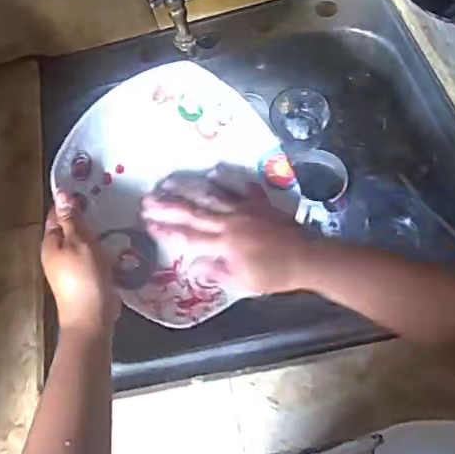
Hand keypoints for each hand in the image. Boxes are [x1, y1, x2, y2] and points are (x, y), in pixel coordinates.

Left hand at [43, 190, 117, 334]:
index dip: (70, 201)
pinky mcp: (86, 277)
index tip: (89, 187)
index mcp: (50, 243)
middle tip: (105, 200)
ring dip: (95, 232)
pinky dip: (101, 247)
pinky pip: (93, 255)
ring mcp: (71, 267)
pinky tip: (116, 241)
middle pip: (70, 228)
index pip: (56, 214)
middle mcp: (57, 254)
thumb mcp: (78, 241)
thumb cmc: (84, 276)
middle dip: (85, 216)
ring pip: (83, 242)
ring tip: (113, 217)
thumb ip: (71, 219)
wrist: (92, 318)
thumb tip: (61, 194)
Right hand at [140, 172, 315, 295]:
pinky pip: (238, 188)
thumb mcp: (242, 282)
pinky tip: (214, 171)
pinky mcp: (257, 203)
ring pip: (210, 194)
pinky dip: (226, 180)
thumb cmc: (274, 274)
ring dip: (187, 187)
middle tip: (147, 198)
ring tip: (168, 180)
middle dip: (167, 205)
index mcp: (222, 242)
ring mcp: (243, 208)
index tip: (146, 221)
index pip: (187, 235)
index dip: (165, 228)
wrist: (307, 257)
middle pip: (192, 211)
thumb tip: (191, 266)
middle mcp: (228, 221)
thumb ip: (216, 272)